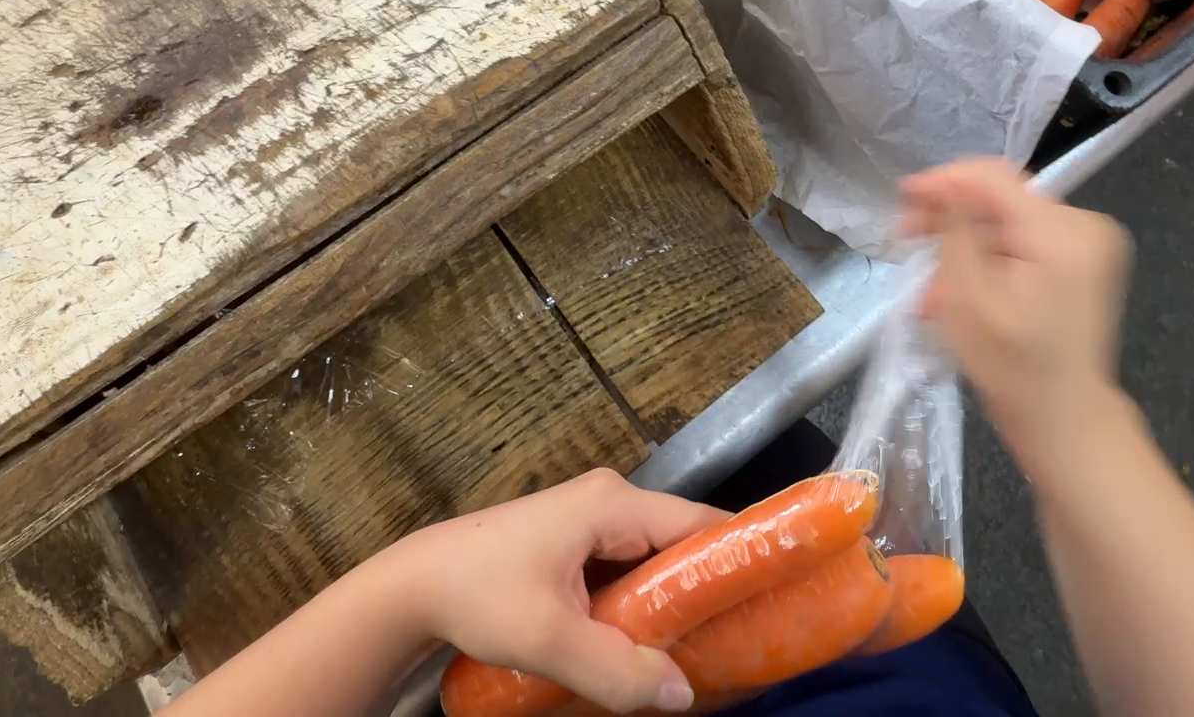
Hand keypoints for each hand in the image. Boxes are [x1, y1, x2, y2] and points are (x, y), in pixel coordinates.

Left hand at [387, 469, 725, 712]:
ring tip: (709, 644)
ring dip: (675, 595)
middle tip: (745, 634)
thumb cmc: (482, 595)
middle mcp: (609, 498)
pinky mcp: (575, 536)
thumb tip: (684, 694)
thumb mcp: (550, 639)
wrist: (418, 582)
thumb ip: (617, 670)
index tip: (775, 590)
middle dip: (709, 583)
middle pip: (679, 537)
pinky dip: (645, 596)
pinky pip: (628, 563)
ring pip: (653, 554)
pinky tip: (653, 637)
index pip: (696, 521)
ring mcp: (591, 516)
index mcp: (611, 504)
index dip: (738, 552)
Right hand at [898, 158, 1135, 484]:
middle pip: (999, 197)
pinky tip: (959, 287)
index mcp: (1062, 234)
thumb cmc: (1011, 366)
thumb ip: (955, 232)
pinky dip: (984, 257)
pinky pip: (1018, 238)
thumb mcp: (968, 299)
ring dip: (961, 243)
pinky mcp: (1079, 258)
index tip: (903, 197)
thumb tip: (941, 187)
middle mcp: (1083, 226)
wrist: (1064, 417)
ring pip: (1003, 220)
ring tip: (930, 285)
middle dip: (949, 217)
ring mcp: (1086, 242)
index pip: (994, 177)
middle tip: (907, 239)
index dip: (943, 179)